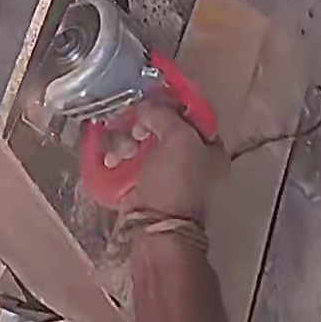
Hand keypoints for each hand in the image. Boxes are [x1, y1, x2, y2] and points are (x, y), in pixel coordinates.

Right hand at [106, 100, 225, 221]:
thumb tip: (145, 106)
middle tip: (134, 129)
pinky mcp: (138, 177)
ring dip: (125, 140)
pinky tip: (113, 160)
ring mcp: (161, 167)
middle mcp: (187, 154)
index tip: (147, 96)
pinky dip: (116, 154)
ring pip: (137, 137)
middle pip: (158, 122)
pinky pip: (124, 154)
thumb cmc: (174, 182)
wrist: (154, 225)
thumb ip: (164, 114)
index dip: (169, 100)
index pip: (188, 110)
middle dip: (141, 123)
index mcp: (207, 145)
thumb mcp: (178, 139)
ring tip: (121, 153)